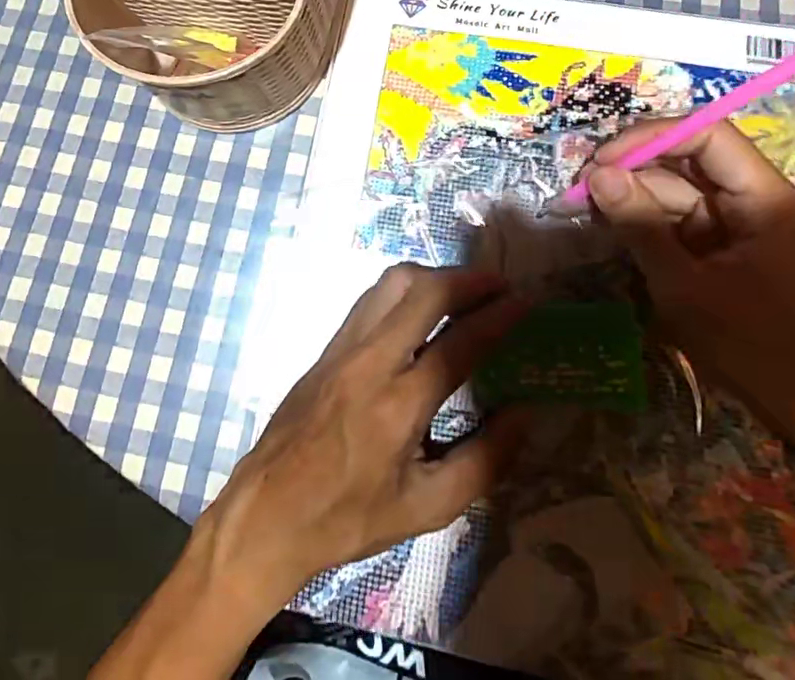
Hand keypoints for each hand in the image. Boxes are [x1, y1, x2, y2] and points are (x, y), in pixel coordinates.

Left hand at [193, 265, 530, 607]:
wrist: (267, 513)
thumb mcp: (427, 508)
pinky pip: (371, 299)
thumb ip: (484, 460)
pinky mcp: (326, 348)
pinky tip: (420, 309)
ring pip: (391, 284)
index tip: (527, 301)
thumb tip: (523, 411)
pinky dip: (404, 290)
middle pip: (423, 292)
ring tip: (463, 291)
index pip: (460, 343)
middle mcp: (369, 362)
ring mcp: (342, 348)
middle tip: (499, 286)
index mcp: (398, 406)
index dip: (499, 316)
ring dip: (434, 277)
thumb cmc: (349, 518)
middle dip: (469, 279)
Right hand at [580, 119, 794, 417]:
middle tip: (583, 184)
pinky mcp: (724, 238)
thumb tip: (598, 176)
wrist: (791, 397)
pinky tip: (610, 220)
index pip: (710, 136)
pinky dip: (645, 216)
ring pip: (679, 186)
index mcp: (767, 198)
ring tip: (585, 204)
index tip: (604, 159)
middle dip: (635, 166)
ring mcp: (740, 218)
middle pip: (691, 158)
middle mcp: (758, 197)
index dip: (653, 137)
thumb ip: (640, 225)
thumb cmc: (747, 344)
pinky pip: (680, 213)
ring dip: (633, 193)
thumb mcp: (684, 285)